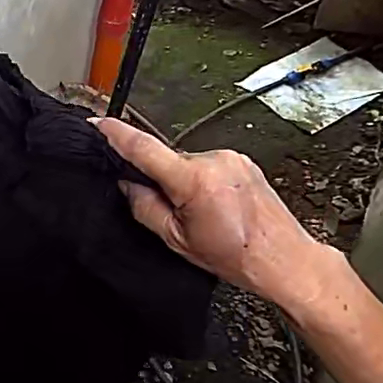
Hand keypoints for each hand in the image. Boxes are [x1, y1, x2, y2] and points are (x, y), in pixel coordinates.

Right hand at [91, 116, 330, 302]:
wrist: (283, 258)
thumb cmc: (237, 255)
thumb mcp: (177, 239)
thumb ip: (144, 208)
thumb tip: (128, 185)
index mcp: (194, 180)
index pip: (144, 148)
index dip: (116, 134)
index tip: (99, 124)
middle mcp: (215, 160)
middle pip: (167, 160)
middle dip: (161, 181)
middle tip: (174, 214)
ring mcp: (232, 158)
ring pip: (187, 164)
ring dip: (184, 184)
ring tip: (204, 215)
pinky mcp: (243, 161)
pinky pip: (208, 166)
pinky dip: (203, 182)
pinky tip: (217, 207)